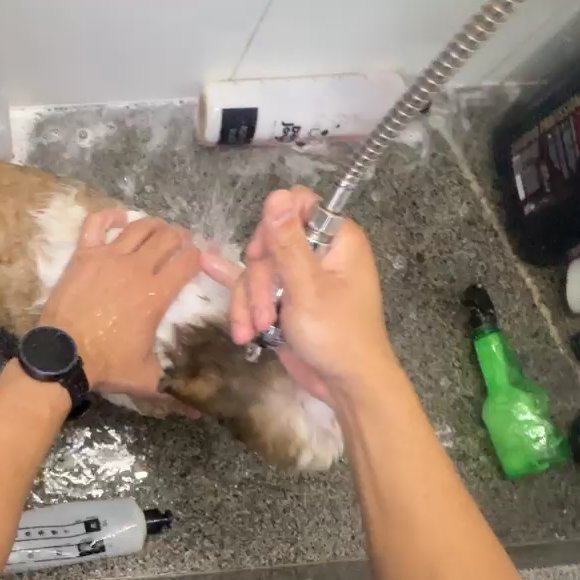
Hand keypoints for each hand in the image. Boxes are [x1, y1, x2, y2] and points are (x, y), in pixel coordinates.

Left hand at [37, 210, 201, 398]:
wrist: (63, 356)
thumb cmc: (106, 366)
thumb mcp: (146, 379)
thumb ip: (173, 387)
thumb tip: (199, 410)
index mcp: (157, 294)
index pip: (188, 262)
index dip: (199, 257)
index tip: (200, 260)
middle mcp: (137, 268)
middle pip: (167, 238)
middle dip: (180, 237)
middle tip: (182, 243)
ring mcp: (108, 257)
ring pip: (138, 226)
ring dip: (154, 224)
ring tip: (159, 228)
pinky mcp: (84, 255)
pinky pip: (98, 223)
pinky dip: (111, 215)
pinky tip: (121, 217)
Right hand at [200, 187, 397, 404]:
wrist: (345, 384)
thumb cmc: (337, 335)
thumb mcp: (308, 289)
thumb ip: (288, 244)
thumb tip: (276, 195)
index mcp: (335, 240)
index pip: (296, 207)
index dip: (272, 227)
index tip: (261, 254)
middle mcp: (317, 254)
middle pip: (268, 245)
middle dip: (257, 283)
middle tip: (264, 314)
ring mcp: (299, 280)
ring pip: (256, 274)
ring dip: (248, 304)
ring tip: (252, 332)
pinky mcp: (285, 304)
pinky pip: (256, 295)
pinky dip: (247, 310)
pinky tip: (233, 312)